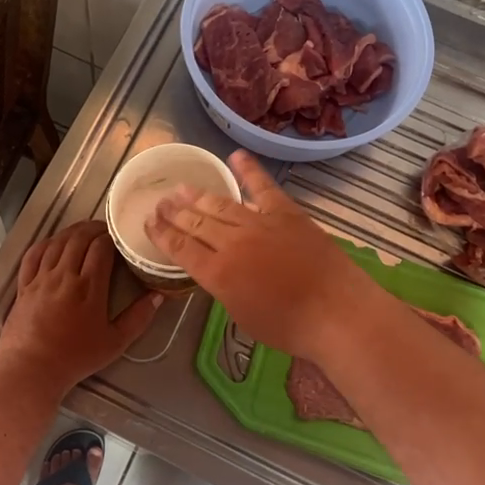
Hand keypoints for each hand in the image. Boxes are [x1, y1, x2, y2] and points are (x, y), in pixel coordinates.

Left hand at [0, 220, 161, 393]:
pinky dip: (46, 242)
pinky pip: (33, 254)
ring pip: (57, 242)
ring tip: (83, 230)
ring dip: (72, 232)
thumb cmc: (76, 358)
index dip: (111, 237)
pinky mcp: (24, 285)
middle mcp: (64, 275)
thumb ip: (138, 318)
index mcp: (89, 286)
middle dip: (93, 229)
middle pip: (79, 239)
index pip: (101, 247)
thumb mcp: (115, 342)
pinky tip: (54, 242)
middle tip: (104, 229)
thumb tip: (158, 296)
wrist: (31, 369)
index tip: (119, 237)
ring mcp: (41, 278)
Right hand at [143, 150, 406, 362]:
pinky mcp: (286, 214)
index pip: (179, 248)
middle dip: (174, 212)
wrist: (336, 313)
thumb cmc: (290, 328)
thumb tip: (221, 271)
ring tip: (181, 187)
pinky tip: (235, 155)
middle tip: (160, 202)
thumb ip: (226, 289)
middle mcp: (231, 244)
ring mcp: (259, 224)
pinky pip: (263, 187)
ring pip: (220, 205)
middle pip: (195, 223)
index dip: (161, 234)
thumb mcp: (243, 316)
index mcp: (217, 275)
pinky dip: (248, 170)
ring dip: (198, 196)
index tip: (148, 222)